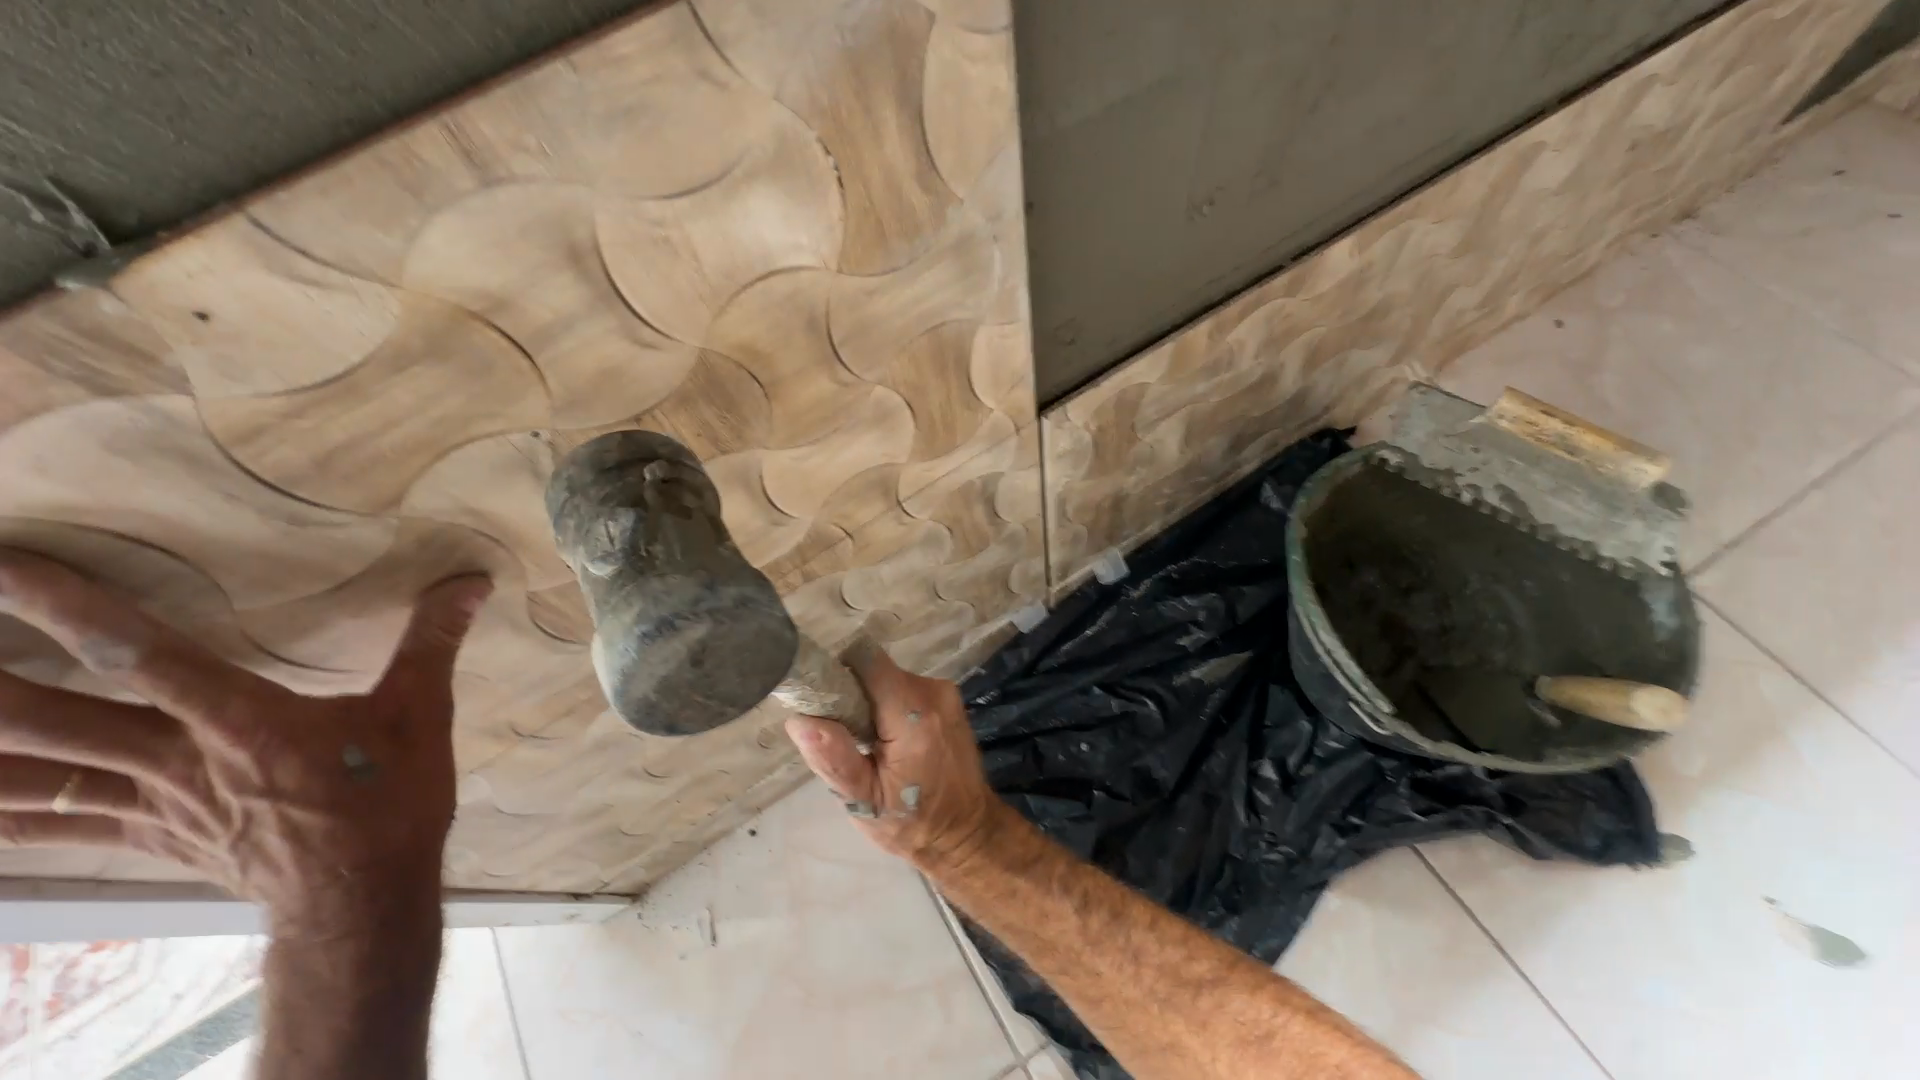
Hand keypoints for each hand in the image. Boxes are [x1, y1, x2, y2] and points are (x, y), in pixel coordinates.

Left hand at [0, 550, 488, 935]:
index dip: (70, 608)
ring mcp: (153, 805)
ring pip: (31, 778)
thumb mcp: (421, 714)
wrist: (362, 897)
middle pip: (50, 721)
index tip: (2, 564)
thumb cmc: (390, 800)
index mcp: (245, 722)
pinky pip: (50, 827)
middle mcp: (179, 760)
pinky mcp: (148, 836)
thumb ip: (432, 642)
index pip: (144, 655)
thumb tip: (470, 581)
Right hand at [784, 643, 1002, 871]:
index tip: (825, 707)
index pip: (865, 660)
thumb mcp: (864, 802)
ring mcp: (945, 693)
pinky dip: (889, 709)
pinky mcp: (948, 699)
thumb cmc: (912, 822)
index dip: (838, 676)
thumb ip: (833, 759)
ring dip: (870, 705)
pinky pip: (904, 689)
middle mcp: (933, 692)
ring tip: (868, 745)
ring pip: (887, 679)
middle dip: (853, 697)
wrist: (967, 832)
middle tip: (846, 738)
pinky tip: (889, 743)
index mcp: (913, 713)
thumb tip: (800, 720)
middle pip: (874, 670)